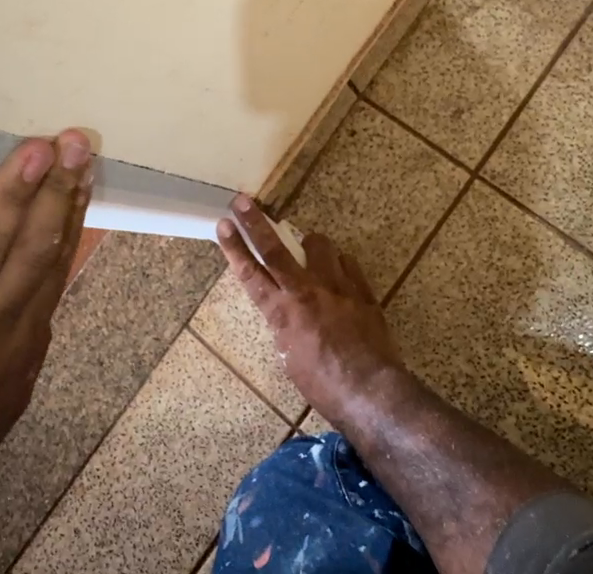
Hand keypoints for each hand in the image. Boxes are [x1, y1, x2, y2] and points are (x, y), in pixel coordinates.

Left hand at [0, 130, 93, 572]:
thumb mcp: (1, 392)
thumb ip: (24, 329)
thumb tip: (49, 267)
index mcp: (20, 345)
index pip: (55, 263)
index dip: (73, 210)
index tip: (86, 164)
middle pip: (31, 255)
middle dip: (55, 193)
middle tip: (74, 140)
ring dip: (9, 202)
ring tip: (32, 154)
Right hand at [218, 195, 406, 427]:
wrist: (369, 391)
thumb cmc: (323, 386)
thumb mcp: (290, 359)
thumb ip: (284, 326)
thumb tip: (285, 311)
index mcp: (282, 312)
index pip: (251, 273)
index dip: (234, 248)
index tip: (223, 224)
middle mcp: (306, 291)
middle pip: (275, 248)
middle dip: (255, 222)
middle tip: (242, 201)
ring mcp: (337, 286)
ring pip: (320, 245)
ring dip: (312, 245)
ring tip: (311, 253)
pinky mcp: (362, 289)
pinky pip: (348, 263)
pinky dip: (340, 265)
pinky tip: (340, 275)